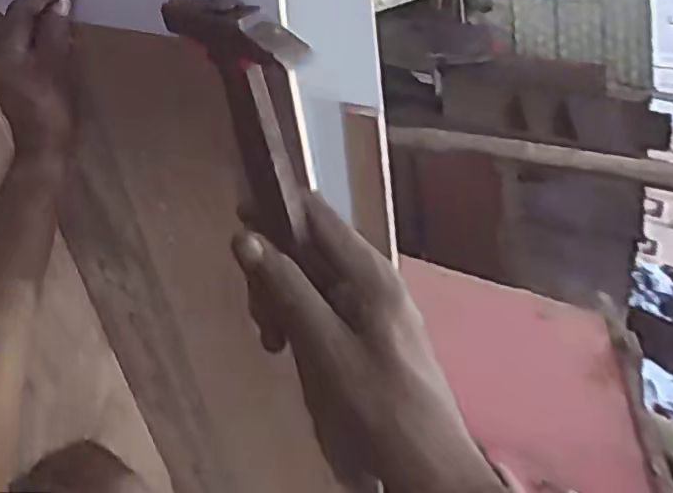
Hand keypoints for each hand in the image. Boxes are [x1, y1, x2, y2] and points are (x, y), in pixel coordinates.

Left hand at [0, 0, 78, 167]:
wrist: (42, 150)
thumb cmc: (51, 109)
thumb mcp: (58, 68)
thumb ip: (56, 32)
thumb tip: (61, 2)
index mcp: (4, 47)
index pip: (20, 7)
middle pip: (13, 14)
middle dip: (38, 0)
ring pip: (14, 26)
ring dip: (35, 14)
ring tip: (61, 6)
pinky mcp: (7, 72)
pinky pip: (17, 39)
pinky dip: (33, 29)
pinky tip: (51, 28)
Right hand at [233, 191, 502, 492]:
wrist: (433, 477)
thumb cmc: (382, 409)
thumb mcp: (325, 347)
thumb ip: (285, 287)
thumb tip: (243, 236)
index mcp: (369, 273)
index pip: (314, 211)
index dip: (273, 207)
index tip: (239, 225)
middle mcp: (371, 278)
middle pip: (303, 243)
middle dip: (271, 267)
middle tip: (258, 309)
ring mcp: (370, 303)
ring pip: (304, 272)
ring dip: (277, 294)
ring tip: (272, 337)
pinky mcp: (365, 327)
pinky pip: (316, 300)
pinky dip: (292, 313)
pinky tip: (285, 345)